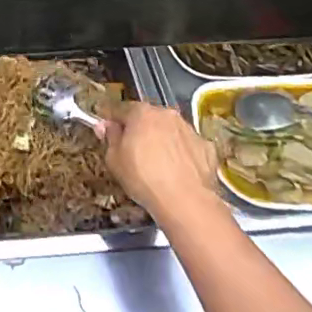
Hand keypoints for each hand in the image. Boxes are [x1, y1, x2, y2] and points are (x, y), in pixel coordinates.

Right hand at [100, 101, 224, 224]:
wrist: (186, 202)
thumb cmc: (144, 178)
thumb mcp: (114, 160)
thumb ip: (110, 137)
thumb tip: (107, 126)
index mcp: (141, 112)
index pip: (120, 109)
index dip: (111, 120)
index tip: (106, 129)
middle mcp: (166, 114)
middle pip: (147, 117)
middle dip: (139, 130)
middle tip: (133, 152)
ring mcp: (188, 129)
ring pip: (170, 130)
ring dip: (163, 141)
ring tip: (158, 166)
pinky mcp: (206, 147)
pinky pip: (188, 147)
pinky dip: (183, 155)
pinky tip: (179, 172)